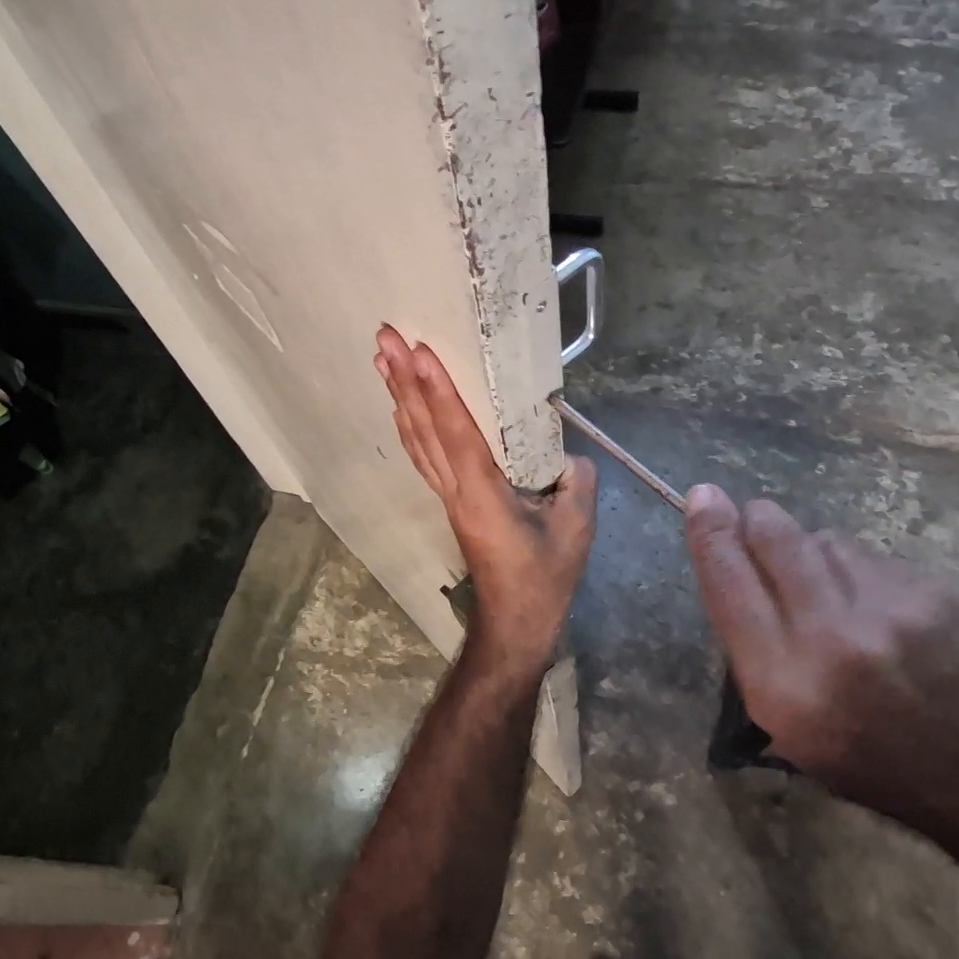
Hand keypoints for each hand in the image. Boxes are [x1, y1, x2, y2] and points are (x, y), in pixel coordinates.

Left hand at [375, 325, 596, 666]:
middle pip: (422, 427)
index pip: (455, 430)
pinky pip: (423, 457)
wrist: (516, 622)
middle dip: (403, 380)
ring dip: (399, 397)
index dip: (436, 389)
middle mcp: (456, 489)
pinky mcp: (452, 504)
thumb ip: (575, 483)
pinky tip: (401, 409)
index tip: (417, 350)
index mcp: (482, 492)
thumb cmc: (544, 578)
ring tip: (383, 359)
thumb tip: (567, 457)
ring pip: (416, 439)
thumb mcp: (576, 529)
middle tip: (384, 336)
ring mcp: (449, 497)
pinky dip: (409, 427)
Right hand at [684, 485, 958, 818]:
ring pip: (827, 539)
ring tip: (838, 596)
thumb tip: (734, 562)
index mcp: (782, 686)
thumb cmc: (870, 759)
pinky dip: (866, 571)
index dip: (710, 534)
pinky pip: (876, 554)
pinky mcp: (935, 593)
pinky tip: (886, 608)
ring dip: (817, 554)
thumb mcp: (789, 728)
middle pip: (776, 538)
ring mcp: (888, 612)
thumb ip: (756, 647)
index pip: (729, 585)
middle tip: (758, 521)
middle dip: (759, 520)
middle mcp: (830, 641)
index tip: (702, 496)